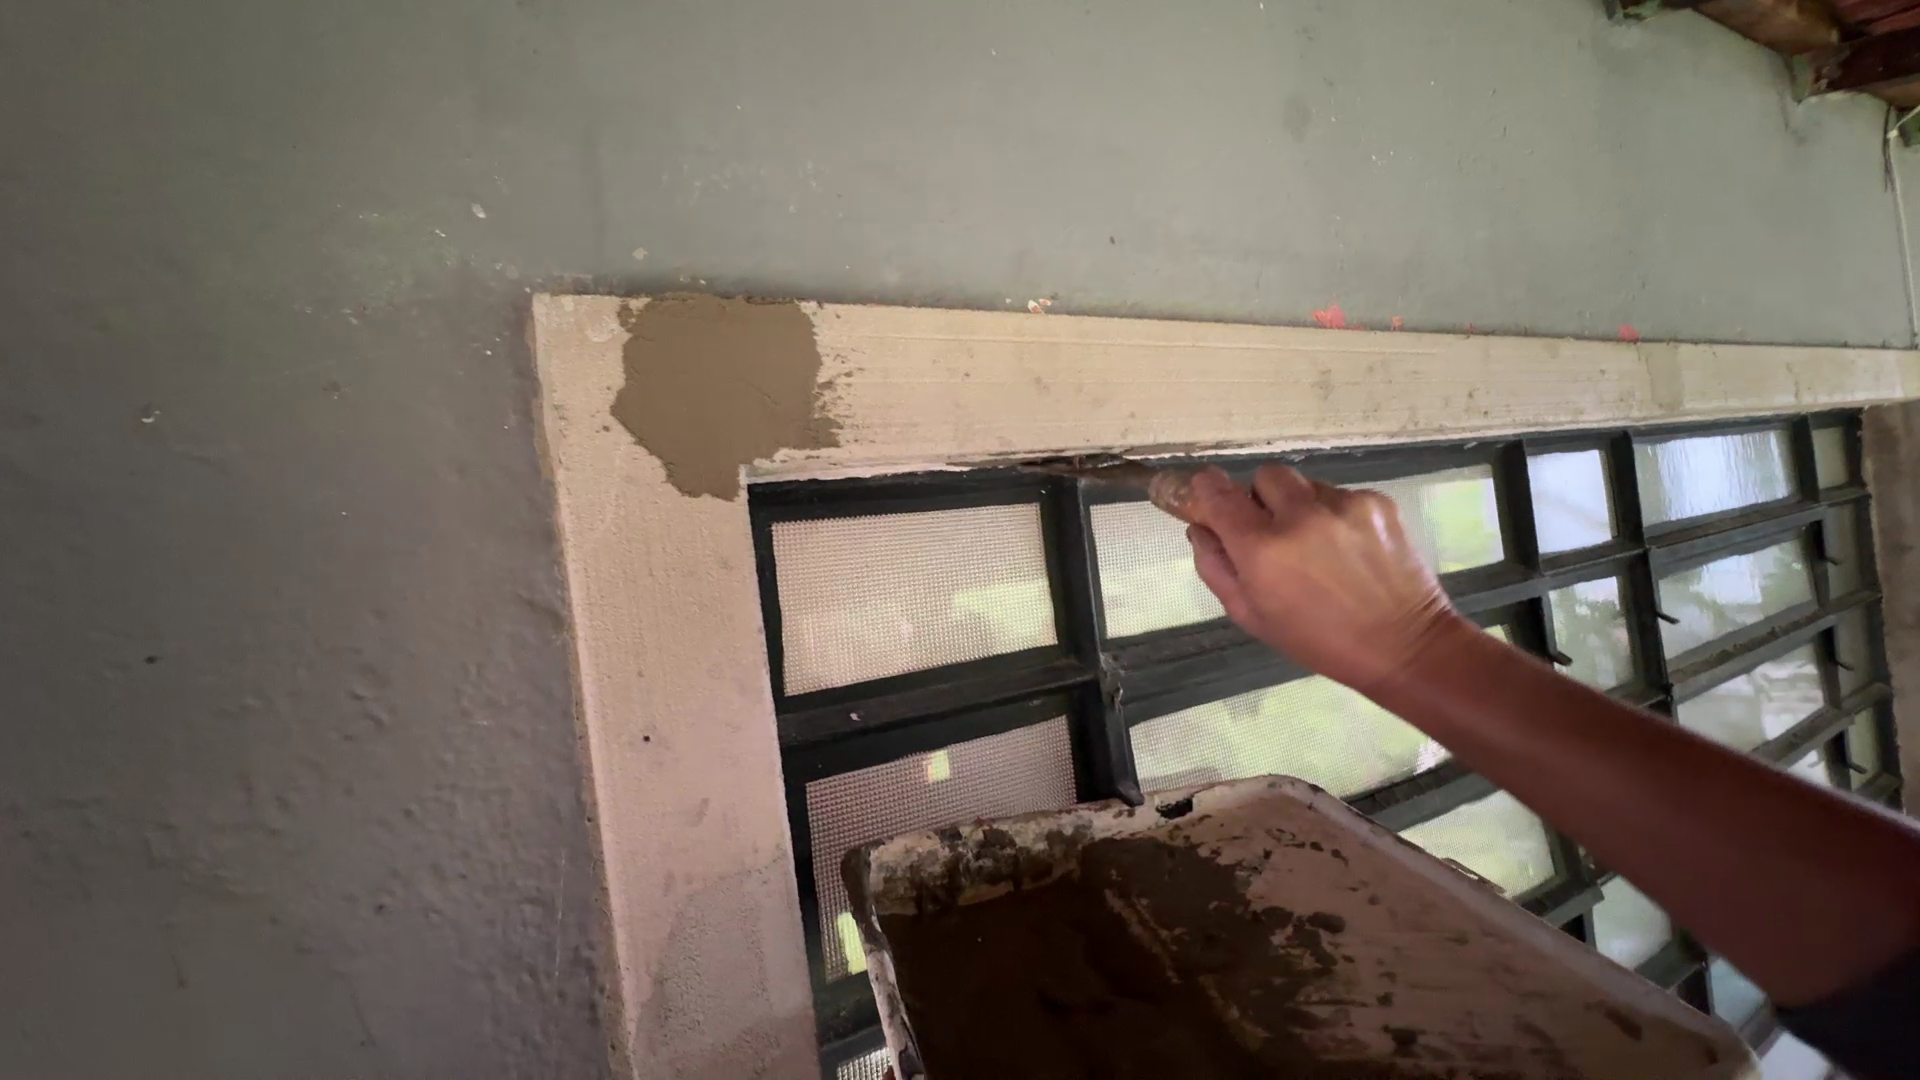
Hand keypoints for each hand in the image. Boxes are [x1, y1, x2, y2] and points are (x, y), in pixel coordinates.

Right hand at [1182, 464, 1466, 693]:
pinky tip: (1345, 548)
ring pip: (1302, 484)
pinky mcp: (1376, 502)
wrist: (1404, 646)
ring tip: (1314, 543)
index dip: (1205, 490)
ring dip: (1297, 505)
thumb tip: (1200, 528)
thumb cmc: (1316, 640)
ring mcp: (1342, 504)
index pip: (1217, 493)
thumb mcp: (1249, 615)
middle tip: (1269, 528)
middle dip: (1258, 497)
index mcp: (1261, 548)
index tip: (1205, 496)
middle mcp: (1299, 516)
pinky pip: (1337, 494)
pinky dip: (1332, 514)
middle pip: (1263, 476)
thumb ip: (1214, 566)